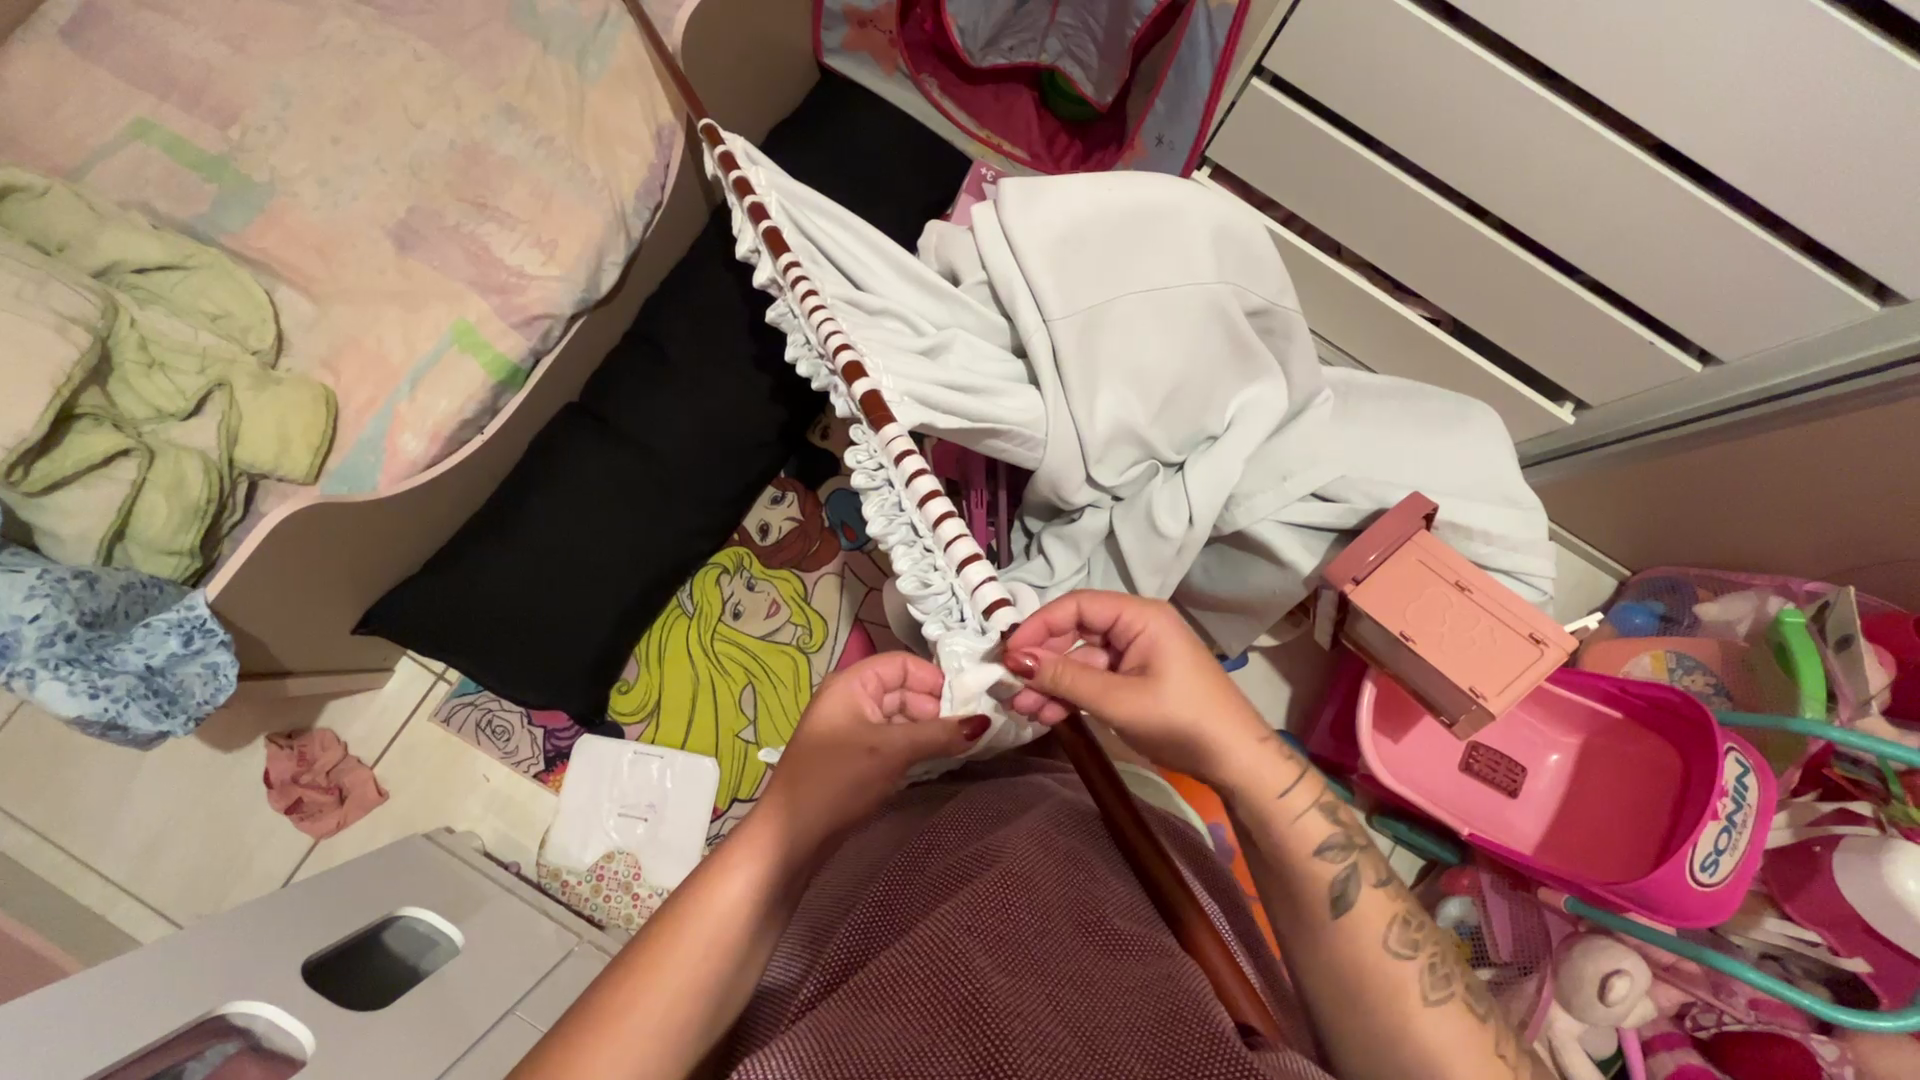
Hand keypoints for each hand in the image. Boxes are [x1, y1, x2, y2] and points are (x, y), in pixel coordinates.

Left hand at [756, 652, 988, 853]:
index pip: (902, 664)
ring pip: (900, 717)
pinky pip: (892, 740)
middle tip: (970, 729)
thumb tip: (984, 723)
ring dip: (928, 729)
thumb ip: (939, 734)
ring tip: (960, 746)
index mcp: (852, 683)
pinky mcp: (854, 756)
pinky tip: (937, 760)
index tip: (968, 701)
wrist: (792, 836)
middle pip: (903, 689)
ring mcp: (851, 729)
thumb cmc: (838, 780)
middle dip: (936, 707)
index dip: (935, 678)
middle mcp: (850, 699)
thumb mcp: (892, 752)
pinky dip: (914, 746)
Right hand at [1002, 591, 1280, 788]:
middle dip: (1041, 660)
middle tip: (1008, 686)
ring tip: (1021, 709)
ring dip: (1051, 683)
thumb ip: (1065, 678)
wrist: (1236, 761)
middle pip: (1075, 633)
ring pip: (1080, 661)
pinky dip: (1070, 696)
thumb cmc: (1182, 720)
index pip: (1076, 606)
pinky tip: (1045, 714)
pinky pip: (1093, 680)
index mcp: (1139, 617)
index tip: (1008, 654)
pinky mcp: (1135, 681)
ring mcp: (1135, 656)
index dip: (1038, 626)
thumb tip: (1014, 660)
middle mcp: (1135, 628)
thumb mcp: (1118, 700)